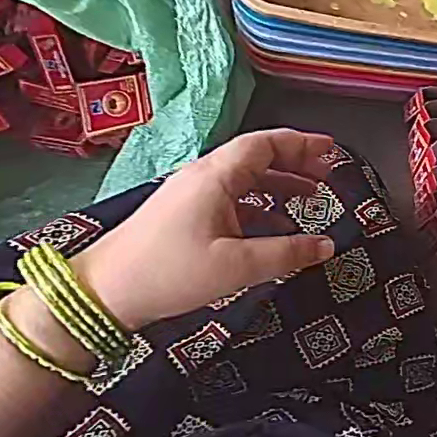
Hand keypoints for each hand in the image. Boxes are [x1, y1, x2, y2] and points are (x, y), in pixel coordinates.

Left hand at [72, 128, 338, 330]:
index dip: (301, 144)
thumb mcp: (237, 266)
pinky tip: (276, 226)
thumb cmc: (170, 272)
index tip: (331, 150)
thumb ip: (287, 253)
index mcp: (216, 176)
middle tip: (328, 173)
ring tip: (310, 197)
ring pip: (246, 178)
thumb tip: (327, 246)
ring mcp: (192, 194)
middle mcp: (204, 176)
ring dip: (280, 183)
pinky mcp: (186, 213)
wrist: (105, 291)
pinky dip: (261, 205)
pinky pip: (233, 198)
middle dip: (296, 162)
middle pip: (258, 157)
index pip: (266, 144)